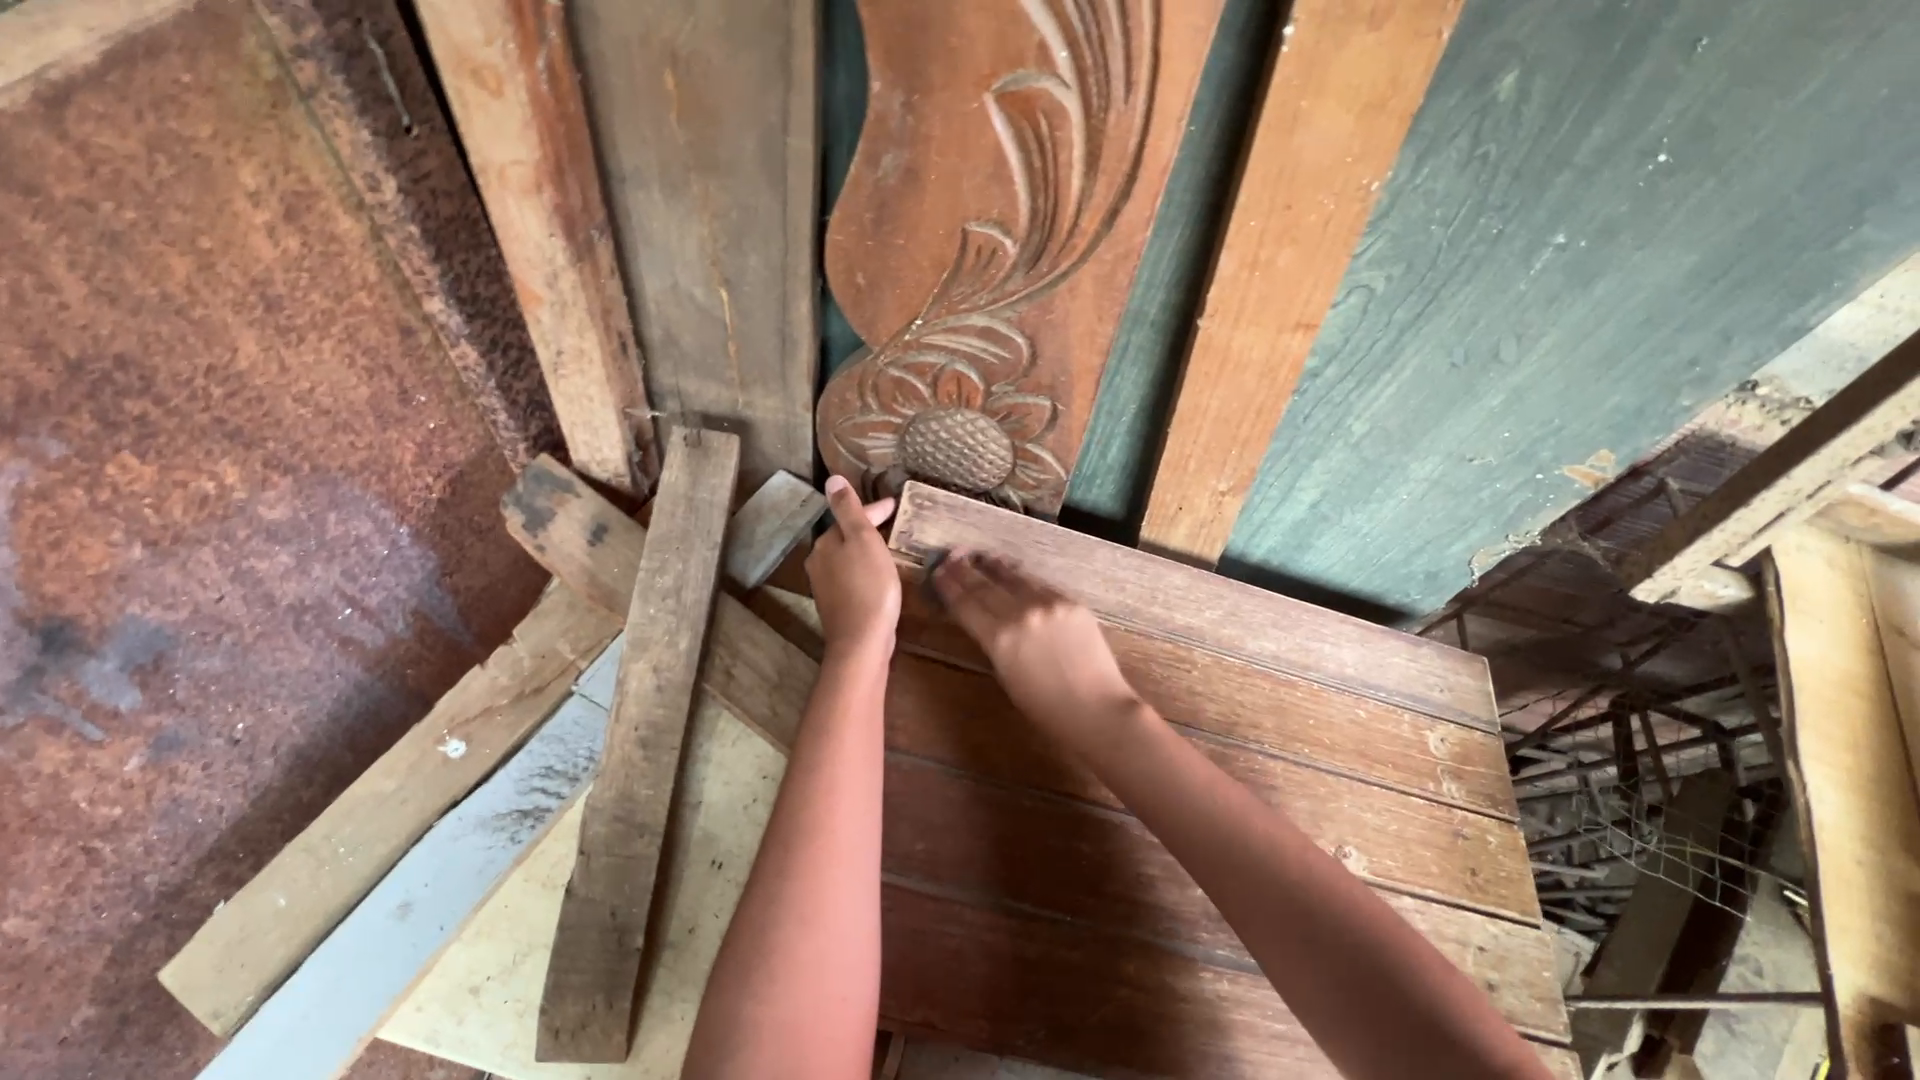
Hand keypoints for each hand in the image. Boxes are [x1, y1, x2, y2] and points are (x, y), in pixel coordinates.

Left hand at [805, 475, 899, 657]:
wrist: (861, 641)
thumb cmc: (868, 587)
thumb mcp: (863, 541)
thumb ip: (848, 510)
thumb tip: (831, 480)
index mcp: (825, 544)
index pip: (849, 517)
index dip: (874, 510)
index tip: (895, 505)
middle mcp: (818, 563)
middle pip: (844, 537)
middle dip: (865, 530)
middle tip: (893, 525)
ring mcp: (826, 587)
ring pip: (846, 559)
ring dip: (864, 552)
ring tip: (887, 549)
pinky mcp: (837, 607)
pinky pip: (851, 579)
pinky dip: (865, 572)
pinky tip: (879, 578)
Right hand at [932, 553, 1142, 746]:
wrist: (1096, 708)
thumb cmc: (1045, 708)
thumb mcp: (1006, 676)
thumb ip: (994, 643)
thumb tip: (985, 622)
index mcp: (999, 639)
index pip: (966, 605)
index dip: (949, 587)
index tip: (938, 573)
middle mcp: (1020, 614)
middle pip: (985, 587)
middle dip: (965, 572)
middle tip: (950, 559)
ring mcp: (1048, 604)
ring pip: (1014, 579)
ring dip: (993, 567)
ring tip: (979, 557)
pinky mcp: (1070, 601)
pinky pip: (1041, 585)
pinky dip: (1023, 578)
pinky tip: (1015, 572)